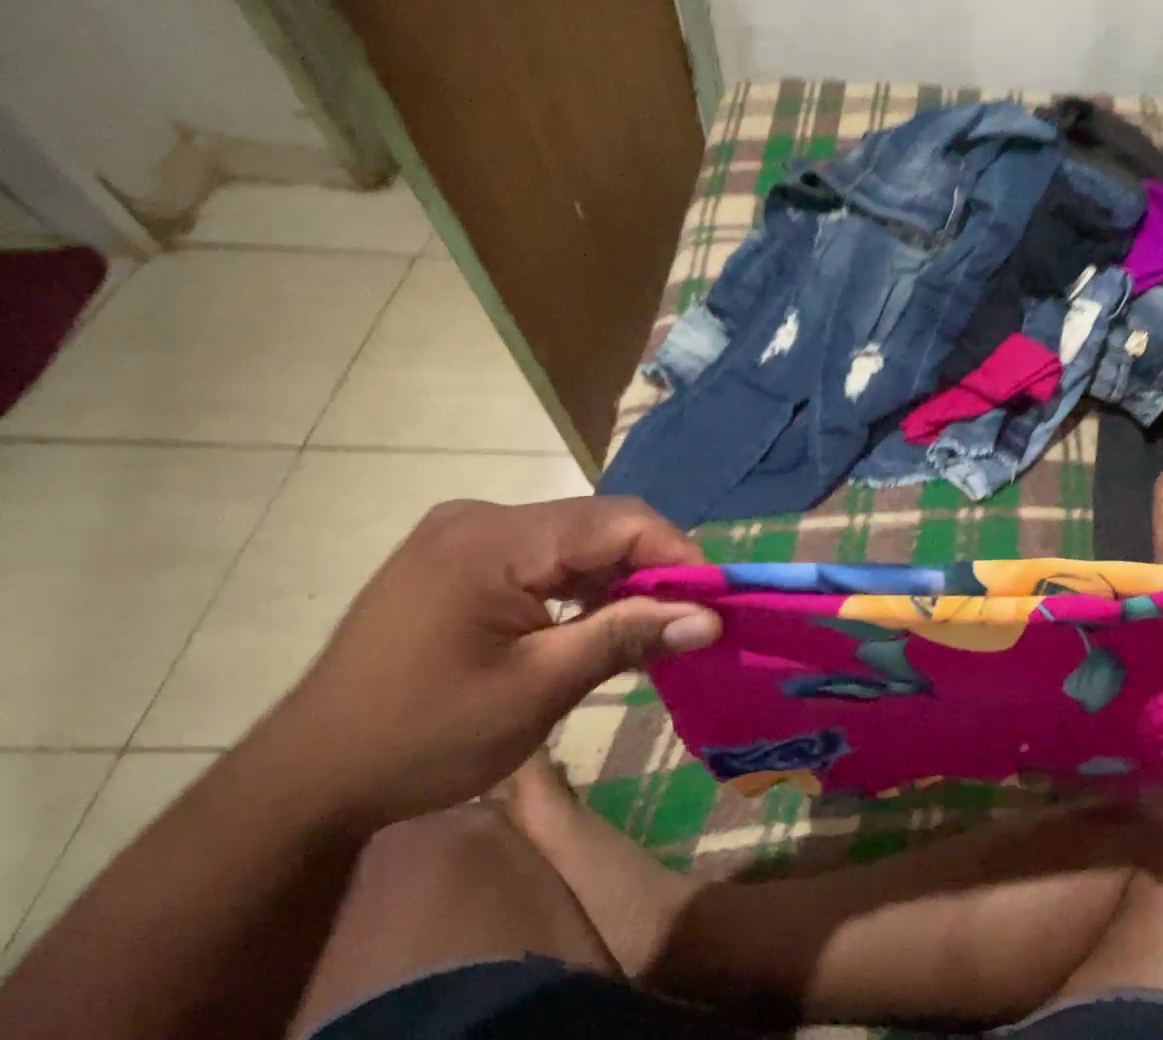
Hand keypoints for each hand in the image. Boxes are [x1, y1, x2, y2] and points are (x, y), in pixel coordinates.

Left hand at [246, 497, 719, 828]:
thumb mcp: (537, 688)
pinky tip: (598, 627)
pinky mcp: (454, 561)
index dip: (678, 556)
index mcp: (492, 540)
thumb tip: (711, 619)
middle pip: (596, 525)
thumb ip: (626, 637)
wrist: (311, 777)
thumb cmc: (425, 736)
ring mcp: (461, 537)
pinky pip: (540, 559)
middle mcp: (478, 519)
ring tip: (653, 631)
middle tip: (690, 624)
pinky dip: (579, 589)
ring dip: (618, 581)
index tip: (717, 605)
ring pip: (572, 542)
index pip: (617, 520)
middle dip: (652, 570)